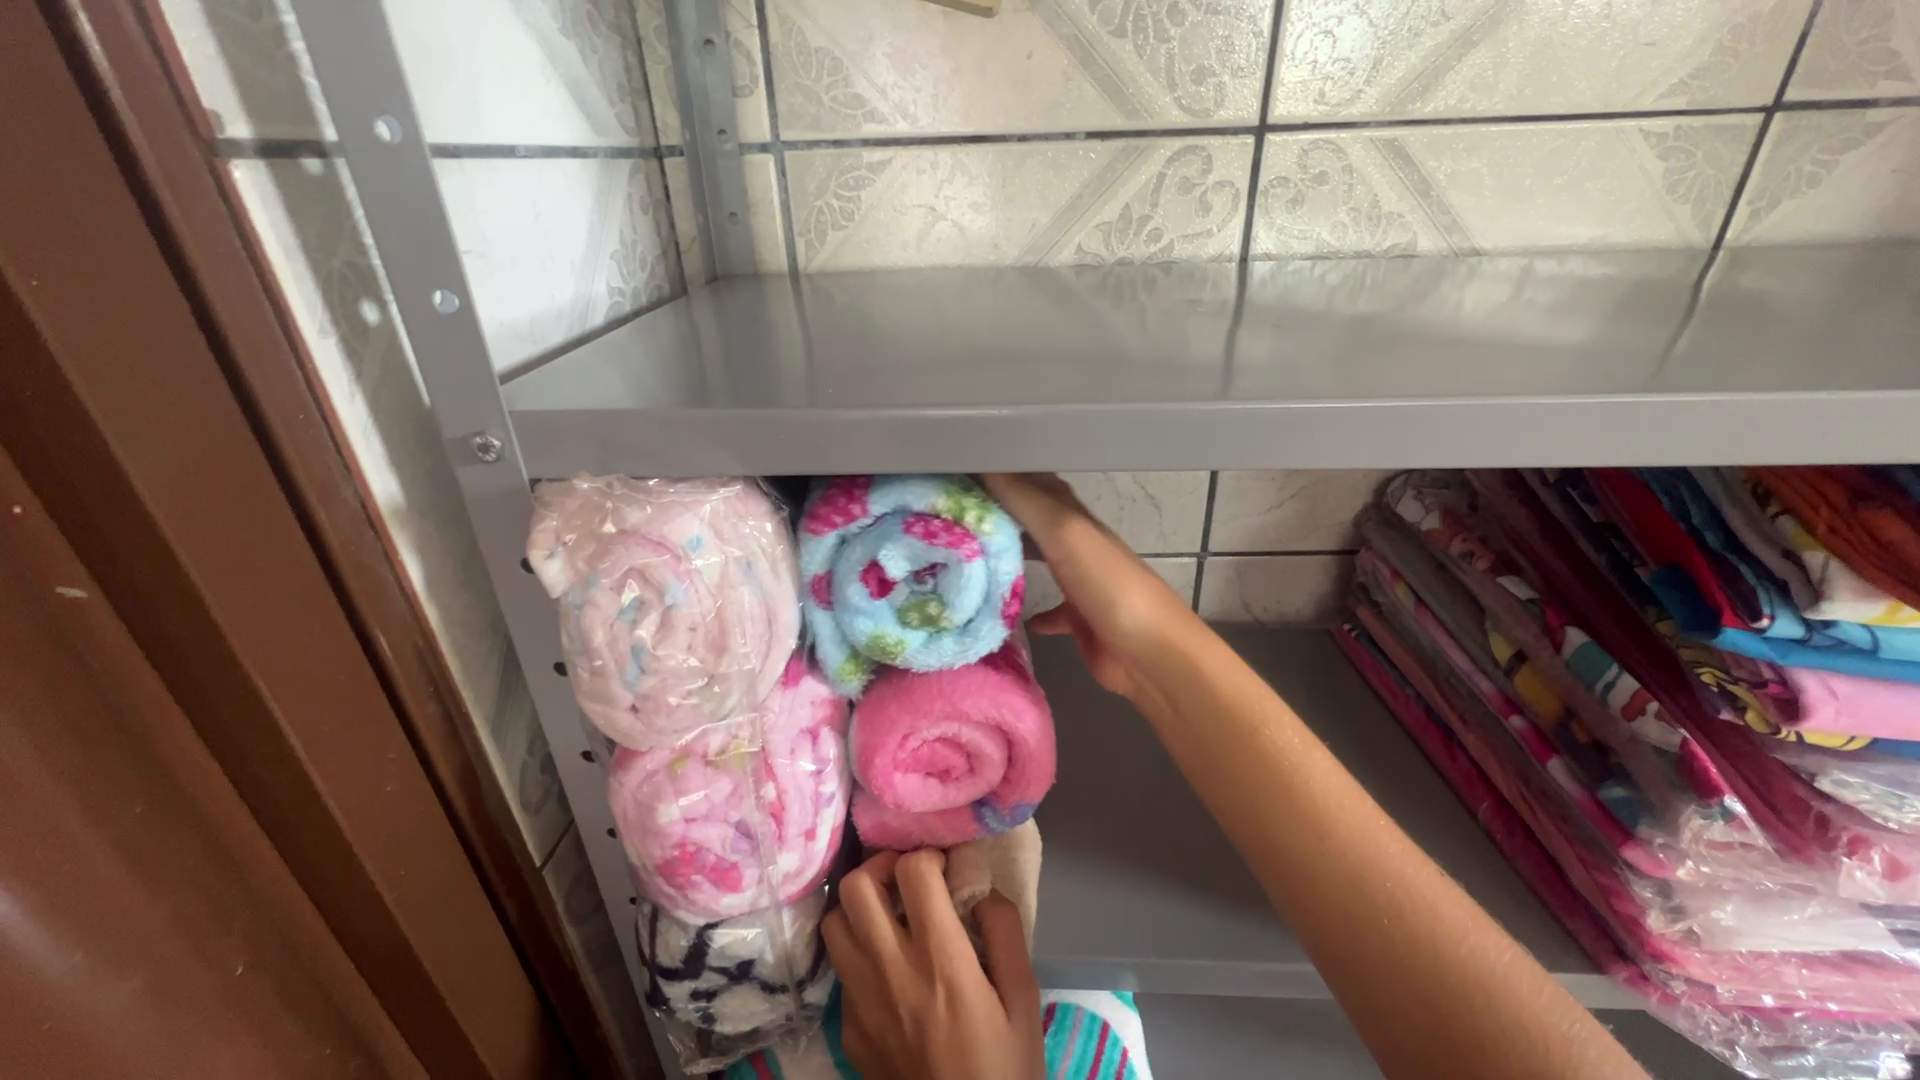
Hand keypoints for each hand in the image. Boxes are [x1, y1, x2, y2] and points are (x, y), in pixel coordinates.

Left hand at [822, 850, 1042, 1079]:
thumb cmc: (1003, 1069)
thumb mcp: (1024, 1002)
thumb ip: (1006, 935)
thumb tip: (982, 889)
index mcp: (940, 960)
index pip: (911, 872)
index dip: (927, 856)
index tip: (944, 868)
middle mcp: (890, 971)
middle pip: (855, 887)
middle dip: (881, 868)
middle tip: (907, 880)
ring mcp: (860, 1001)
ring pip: (833, 922)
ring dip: (858, 907)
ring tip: (888, 914)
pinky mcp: (848, 1029)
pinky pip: (840, 968)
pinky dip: (857, 950)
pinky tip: (885, 964)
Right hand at [982, 473, 1196, 704]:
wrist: (1151, 655)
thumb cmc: (1109, 586)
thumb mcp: (1065, 533)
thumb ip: (1025, 500)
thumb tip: (982, 465)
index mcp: (1076, 518)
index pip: (1034, 482)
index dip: (1001, 472)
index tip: (959, 470)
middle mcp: (1077, 544)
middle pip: (1035, 518)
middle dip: (1000, 510)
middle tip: (954, 508)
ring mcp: (1080, 583)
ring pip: (1040, 559)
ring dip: (1011, 553)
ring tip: (970, 551)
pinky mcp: (1079, 622)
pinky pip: (1049, 612)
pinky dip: (1029, 610)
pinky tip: (1007, 615)